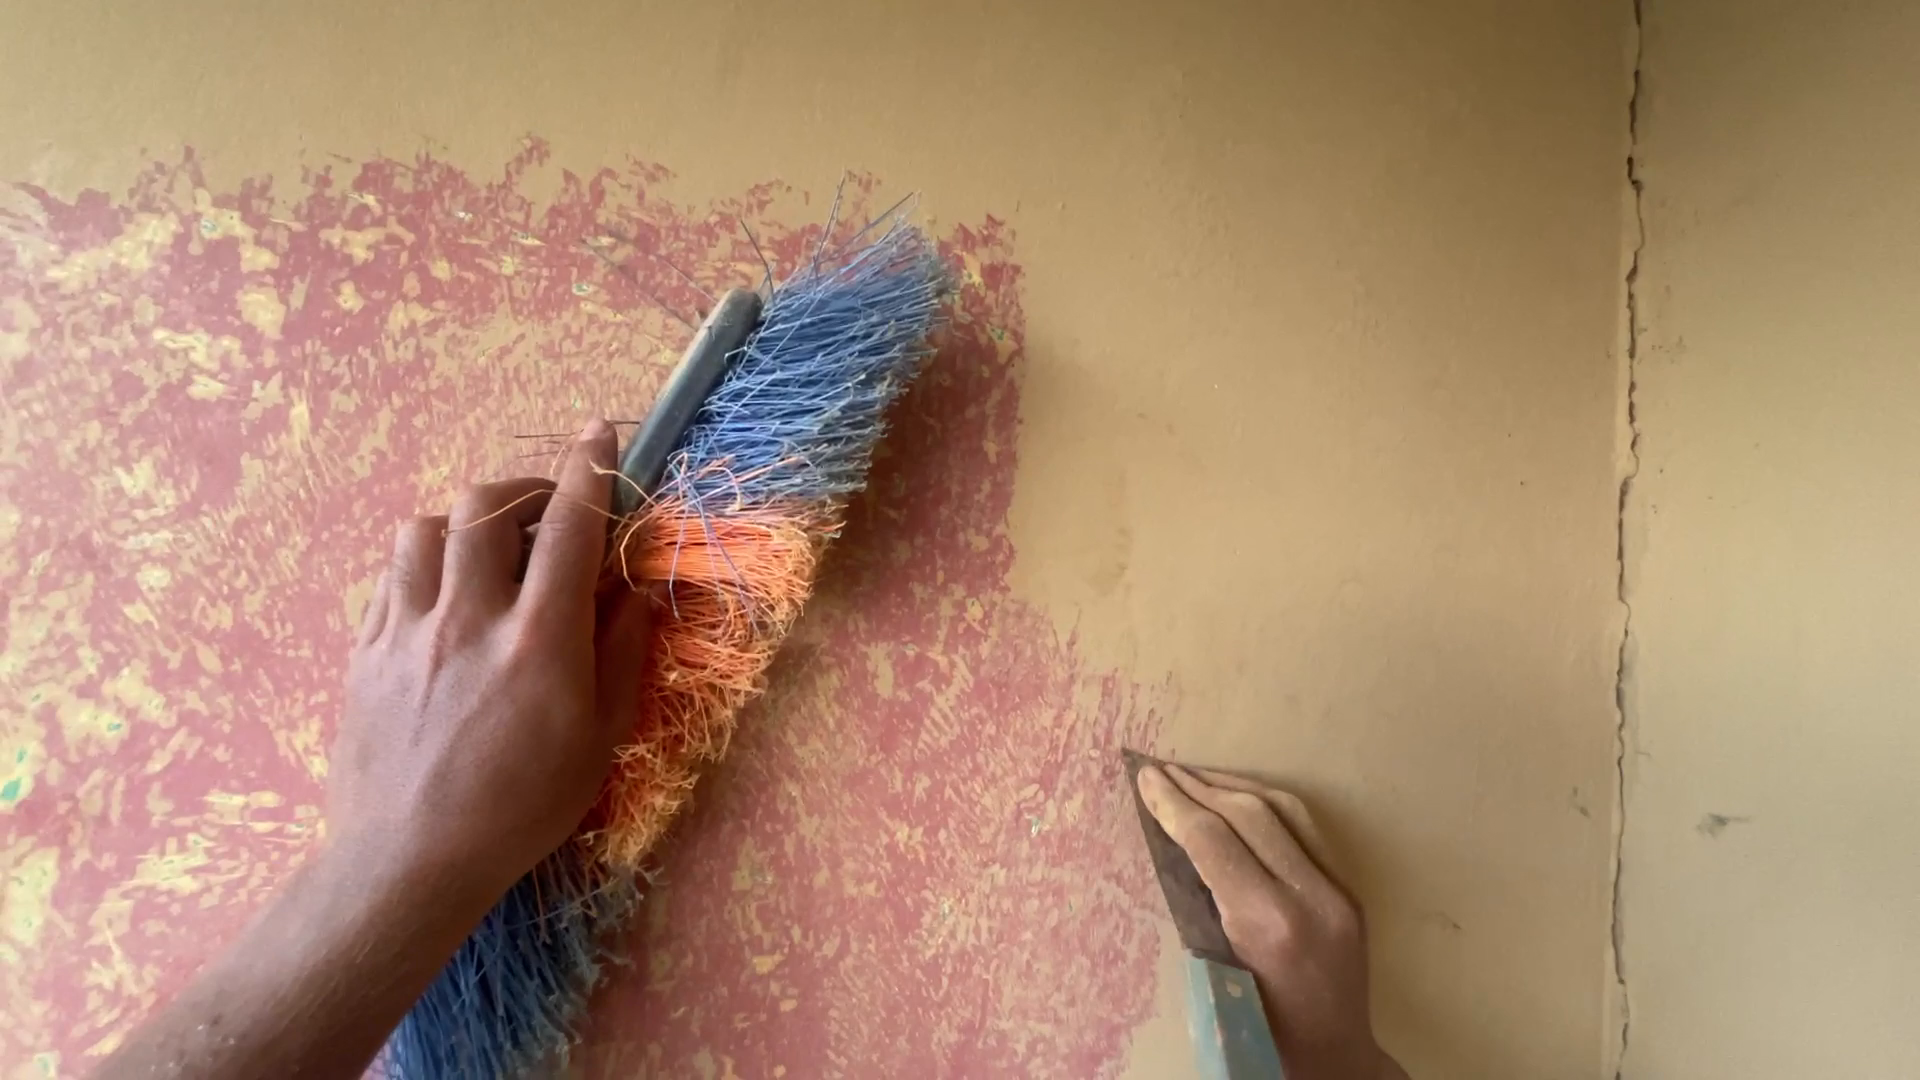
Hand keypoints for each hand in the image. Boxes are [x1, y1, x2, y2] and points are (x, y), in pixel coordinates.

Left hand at [327, 419, 651, 903]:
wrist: (410, 861)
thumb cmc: (528, 800)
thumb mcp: (602, 731)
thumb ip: (623, 647)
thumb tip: (639, 587)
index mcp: (540, 637)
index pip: (571, 527)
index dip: (590, 470)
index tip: (599, 432)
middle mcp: (470, 616)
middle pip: (487, 507)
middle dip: (525, 486)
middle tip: (550, 509)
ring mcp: (406, 630)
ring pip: (427, 528)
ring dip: (470, 520)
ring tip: (494, 548)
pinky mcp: (364, 650)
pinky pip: (391, 573)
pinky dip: (428, 559)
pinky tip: (449, 591)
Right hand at [1136, 764, 1408, 1079]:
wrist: (1337, 1064)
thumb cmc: (1258, 1031)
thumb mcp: (1212, 968)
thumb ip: (1195, 900)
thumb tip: (1169, 835)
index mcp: (1271, 925)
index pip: (1212, 839)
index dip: (1173, 803)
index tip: (1145, 778)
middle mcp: (1310, 897)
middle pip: (1246, 813)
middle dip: (1195, 786)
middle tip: (1159, 771)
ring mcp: (1337, 890)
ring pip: (1280, 808)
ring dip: (1228, 784)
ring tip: (1190, 776)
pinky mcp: (1348, 888)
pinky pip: (1302, 824)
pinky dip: (1261, 800)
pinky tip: (1233, 795)